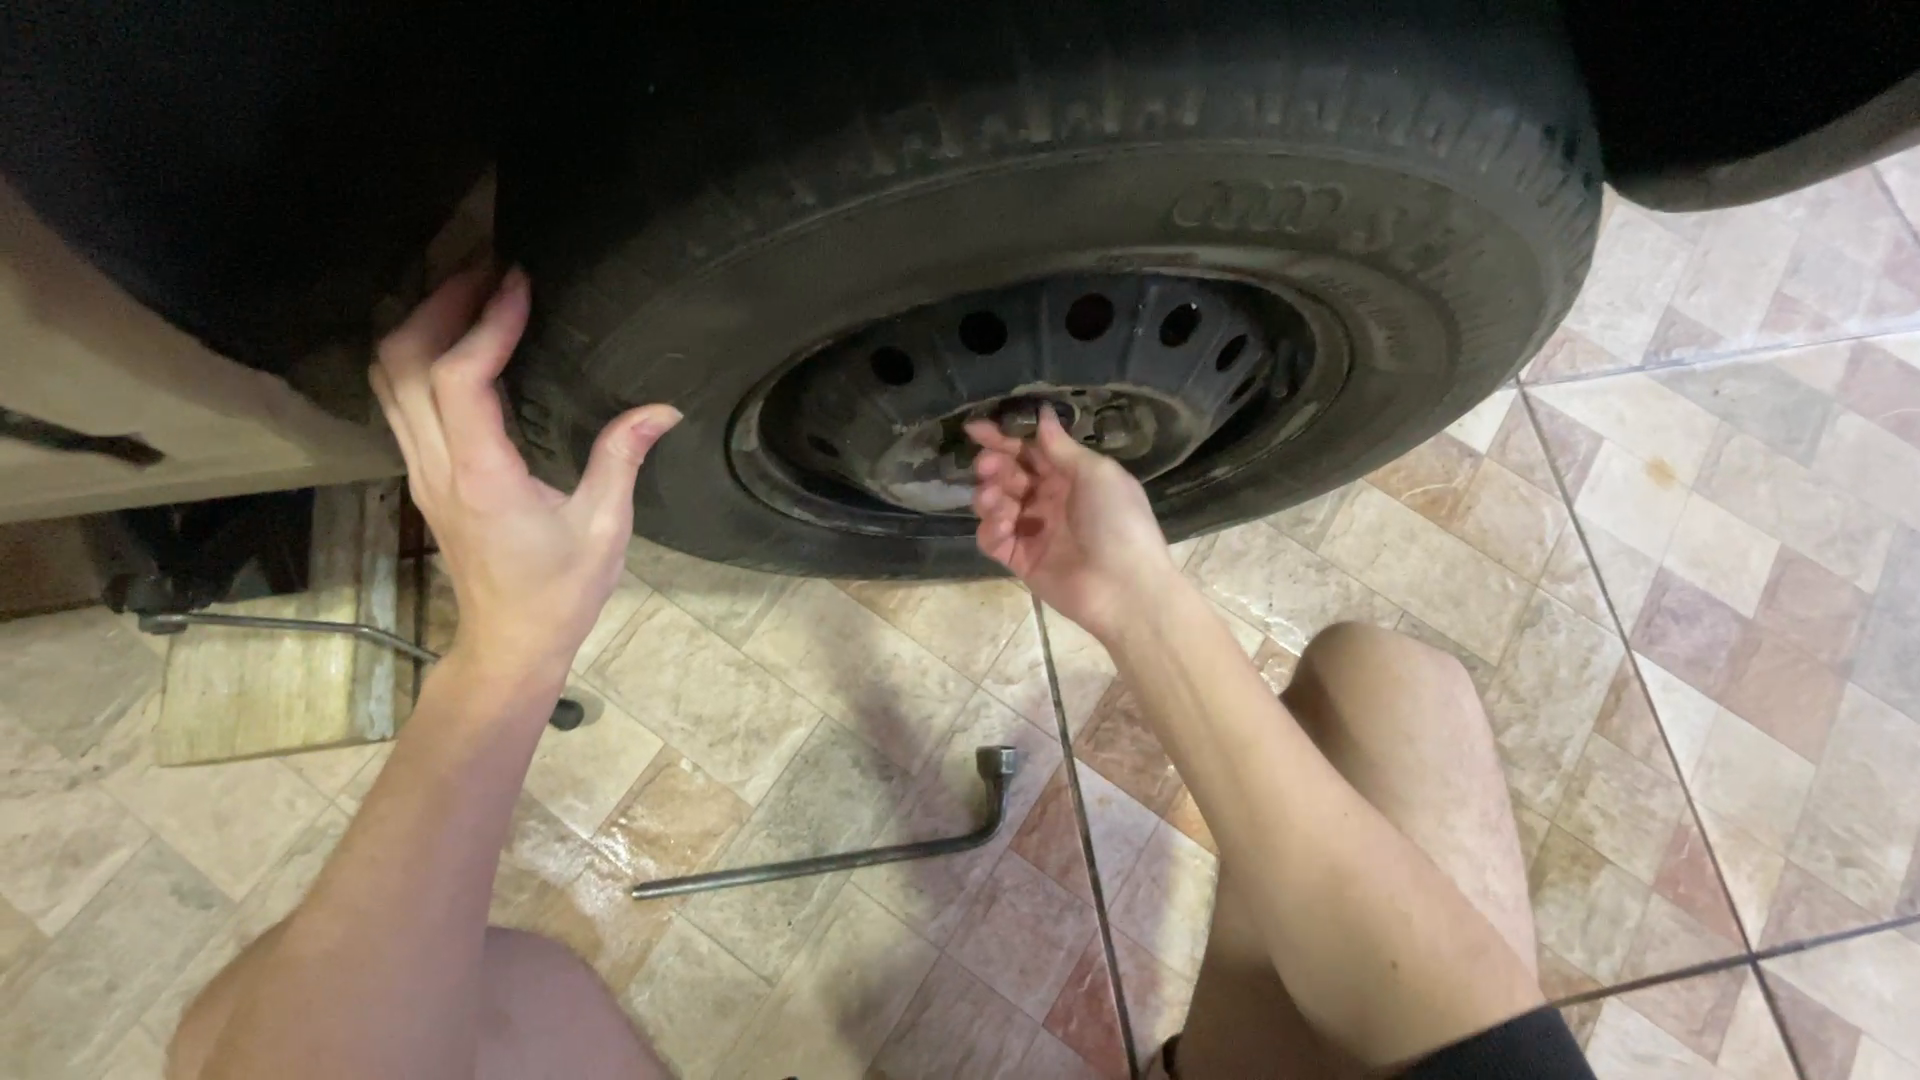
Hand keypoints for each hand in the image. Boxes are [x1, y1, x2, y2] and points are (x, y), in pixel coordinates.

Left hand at [371, 265, 680, 685]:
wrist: (509, 641)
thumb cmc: (561, 591)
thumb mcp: (605, 528)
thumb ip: (621, 459)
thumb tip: (662, 409)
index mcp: (483, 476)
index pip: (460, 378)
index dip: (486, 323)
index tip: (520, 285)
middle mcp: (436, 465)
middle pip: (402, 363)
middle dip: (439, 304)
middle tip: (487, 269)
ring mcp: (420, 470)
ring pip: (388, 379)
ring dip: (420, 324)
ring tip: (468, 291)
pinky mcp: (425, 475)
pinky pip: (399, 399)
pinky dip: (419, 356)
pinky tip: (456, 342)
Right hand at [965, 407, 1180, 641]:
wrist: (1124, 587)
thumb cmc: (1118, 521)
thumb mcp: (1097, 473)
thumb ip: (1061, 447)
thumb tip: (1043, 413)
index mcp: (1071, 476)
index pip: (1030, 451)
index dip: (1004, 438)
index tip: (975, 429)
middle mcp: (1050, 499)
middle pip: (1009, 474)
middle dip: (994, 466)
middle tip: (987, 466)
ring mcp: (1034, 530)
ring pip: (996, 504)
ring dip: (988, 495)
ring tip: (994, 499)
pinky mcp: (1021, 560)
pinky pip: (994, 539)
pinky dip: (990, 528)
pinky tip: (1002, 525)